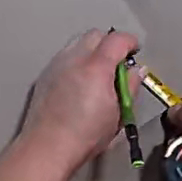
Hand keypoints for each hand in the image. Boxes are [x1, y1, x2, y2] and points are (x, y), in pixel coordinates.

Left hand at [22, 29, 139, 168]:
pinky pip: (64, 57)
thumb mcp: (118, 113)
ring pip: (77, 43)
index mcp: (96, 67)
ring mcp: (56, 65)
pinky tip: (80, 82)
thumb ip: (130, 87)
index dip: (130, 41)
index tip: (135, 50)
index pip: (117, 39)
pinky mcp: (44, 75)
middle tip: (118, 63)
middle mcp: (74, 59)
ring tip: (98, 73)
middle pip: (95, 34)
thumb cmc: (86, 135)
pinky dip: (76, 61)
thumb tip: (137, 71)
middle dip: (110, 43)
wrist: (48, 146)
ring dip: (91, 50)